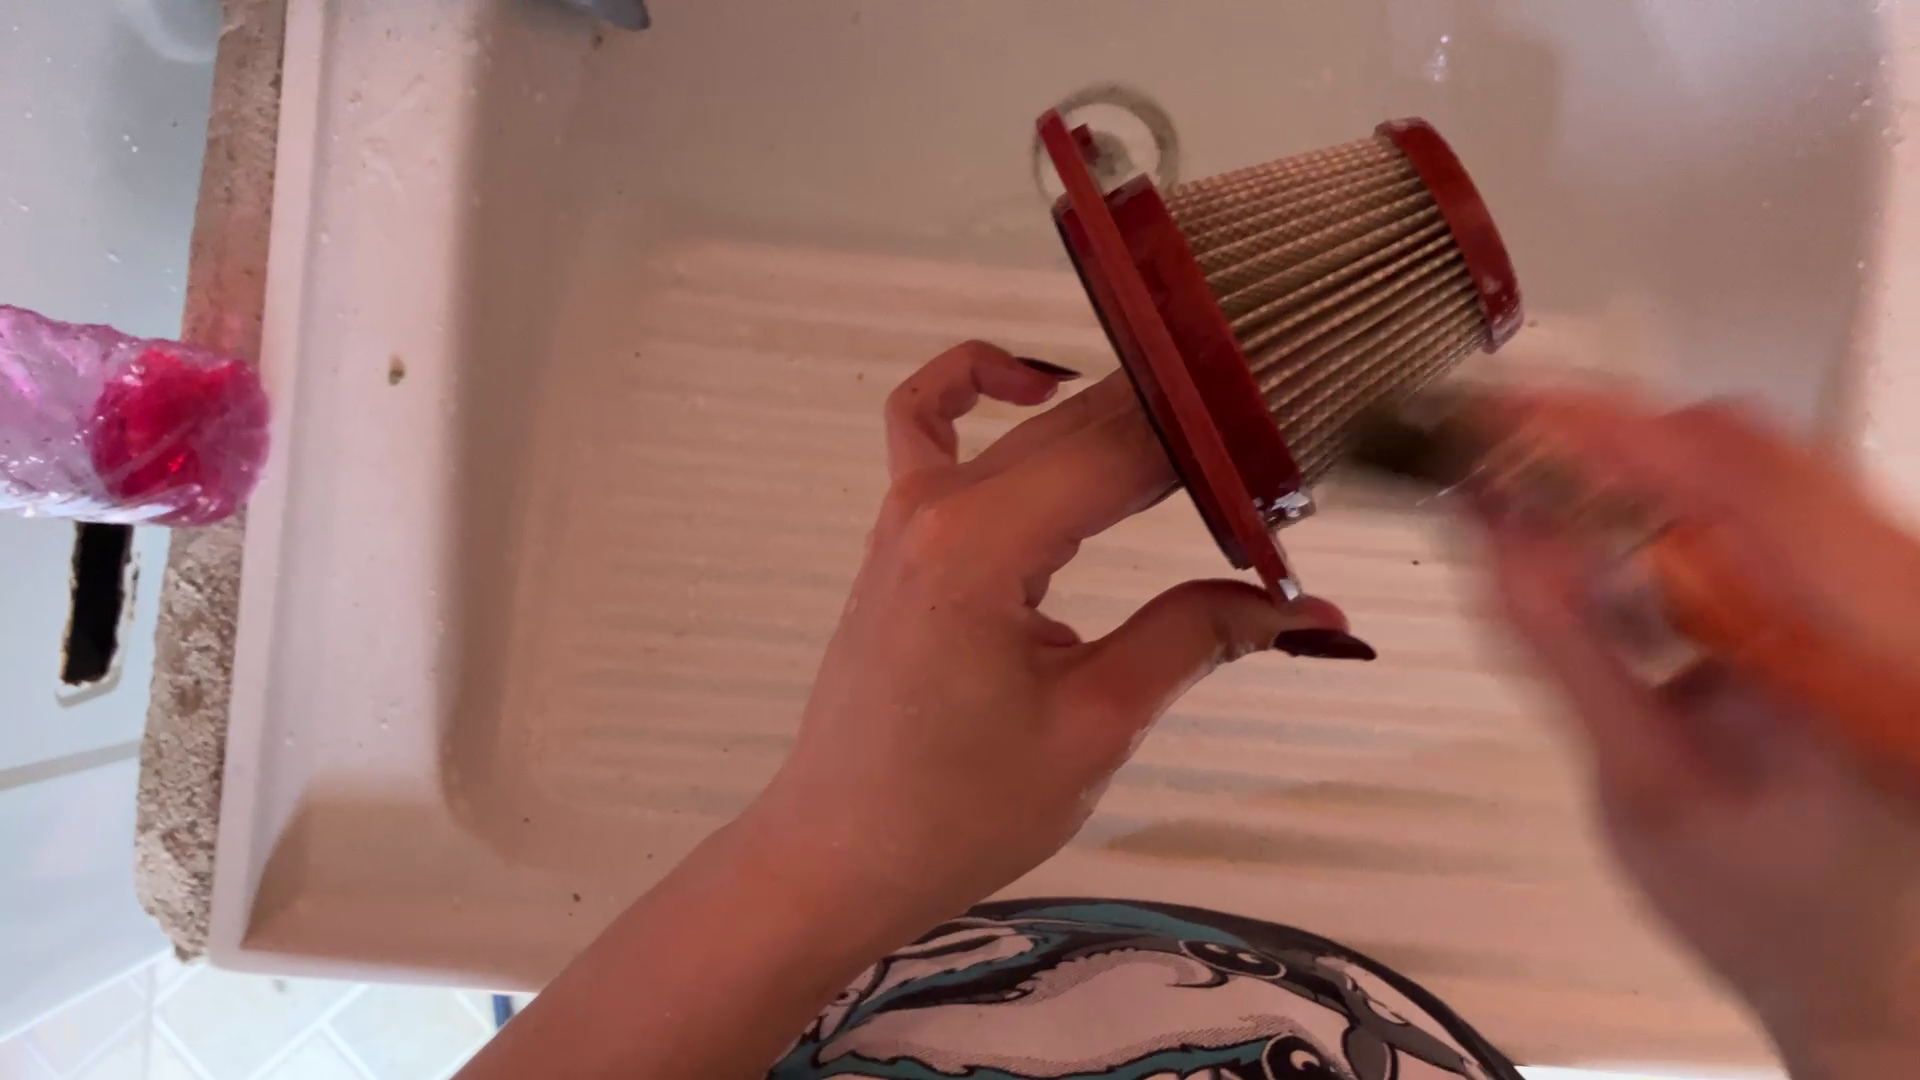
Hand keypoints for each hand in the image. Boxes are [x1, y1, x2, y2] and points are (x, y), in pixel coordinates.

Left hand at [741, 341, 1355, 946]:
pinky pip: (925, 427)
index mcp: (981, 542)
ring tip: (1195, 441)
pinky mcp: (898, 535)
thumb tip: (1303, 609)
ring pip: (1024, 431)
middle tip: (1266, 451)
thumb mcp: (1093, 726)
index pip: (1120, 455)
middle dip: (1177, 431)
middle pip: (1076, 431)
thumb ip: (1192, 638)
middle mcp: (936, 503)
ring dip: (1109, 420)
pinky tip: (1035, 390)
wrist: (844, 850)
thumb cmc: (959, 809)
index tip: (1283, 451)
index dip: (1211, 446)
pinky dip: (974, 385)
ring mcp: (905, 510)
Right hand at [1473, 393, 1919, 1075]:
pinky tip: (1574, 522)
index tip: (1483, 424)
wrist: (1889, 977)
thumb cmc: (1771, 913)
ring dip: (1614, 458)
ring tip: (1504, 478)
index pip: (1736, 493)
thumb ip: (1566, 653)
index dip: (1598, 441)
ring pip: (1751, 462)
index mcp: (1881, 661)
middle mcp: (1910, 600)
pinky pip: (1753, 504)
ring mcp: (1898, 590)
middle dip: (1593, 434)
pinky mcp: (1865, 595)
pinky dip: (1647, 496)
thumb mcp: (1644, 787)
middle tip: (1474, 446)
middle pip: (1747, 449)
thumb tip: (1490, 536)